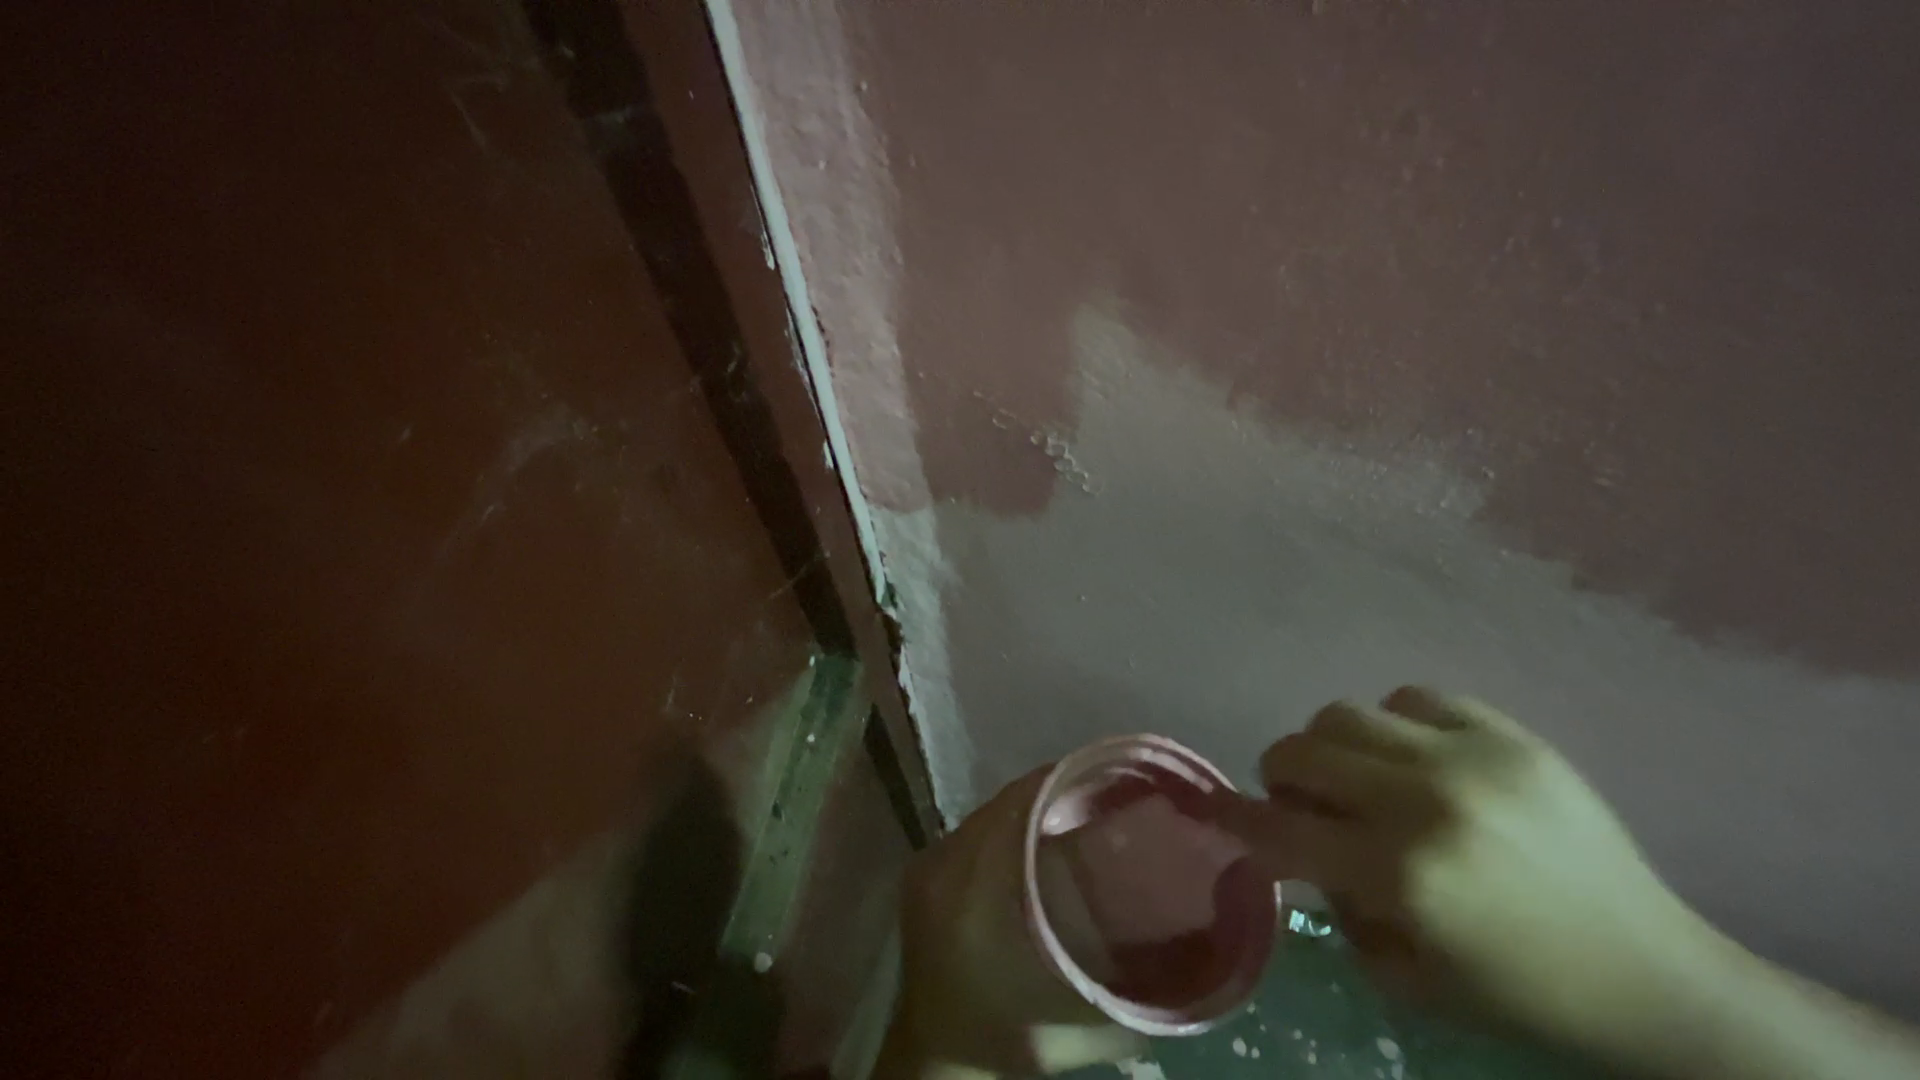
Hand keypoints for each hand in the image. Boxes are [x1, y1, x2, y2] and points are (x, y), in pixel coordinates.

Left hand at [875, 767, 1146, 1079]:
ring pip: (985, 814)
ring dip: (1028, 808)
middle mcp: (942, 865)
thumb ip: (1134, 990)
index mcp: (973, 890)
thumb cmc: (1006, 1037)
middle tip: (1099, 794)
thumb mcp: (1078, 1022)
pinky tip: (1036, 839)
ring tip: (1074, 811)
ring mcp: (927, 866)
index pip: (1016, 806)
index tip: (1104, 778)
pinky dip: (1005, 826)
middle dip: (1051, 792)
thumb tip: (1192, 951)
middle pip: (1002, 804)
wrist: (937, 1061)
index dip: (1060, 782)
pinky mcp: (922, 872)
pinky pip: (970, 831)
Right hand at [1248, 687, 1719, 1061]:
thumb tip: (1299, 844)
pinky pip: (1413, 698)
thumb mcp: (1401, 977)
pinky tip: (1417, 761)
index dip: (1234, 817)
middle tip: (1299, 805)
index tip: (1213, 810)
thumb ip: (1334, 901)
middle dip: (1278, 779)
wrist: (1650, 977)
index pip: (1277, 827)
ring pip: (1344, 714)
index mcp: (1398, 873)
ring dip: (1331, 749)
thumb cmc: (1516, 994)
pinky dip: (1395, 727)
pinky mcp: (1510, 735)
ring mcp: (1470, 757)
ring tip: (1359, 779)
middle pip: (1298, 751)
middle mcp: (1423, 801)